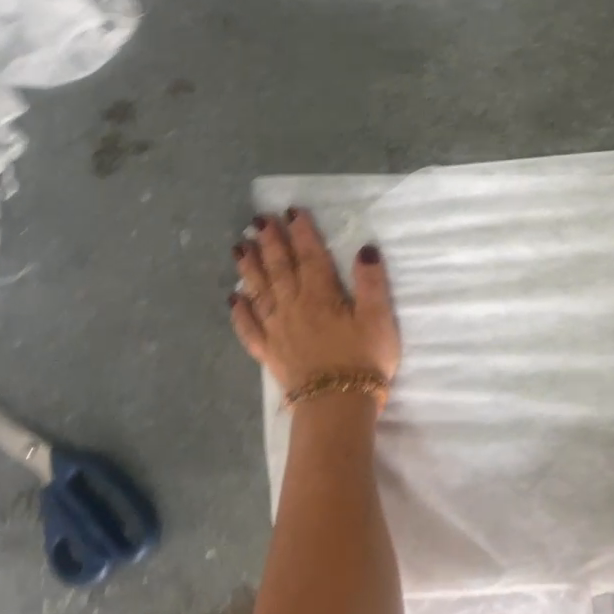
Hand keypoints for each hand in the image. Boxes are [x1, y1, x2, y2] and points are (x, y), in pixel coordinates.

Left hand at [230, 209, 398, 390]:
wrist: (336, 403)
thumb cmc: (365, 358)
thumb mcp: (379, 318)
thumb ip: (372, 283)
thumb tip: (365, 250)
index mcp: (321, 294)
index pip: (310, 255)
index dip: (301, 232)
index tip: (291, 210)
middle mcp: (293, 306)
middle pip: (279, 268)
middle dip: (270, 242)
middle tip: (259, 220)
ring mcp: (277, 329)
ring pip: (259, 291)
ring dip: (249, 267)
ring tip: (240, 247)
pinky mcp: (269, 352)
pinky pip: (248, 327)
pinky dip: (239, 311)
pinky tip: (233, 298)